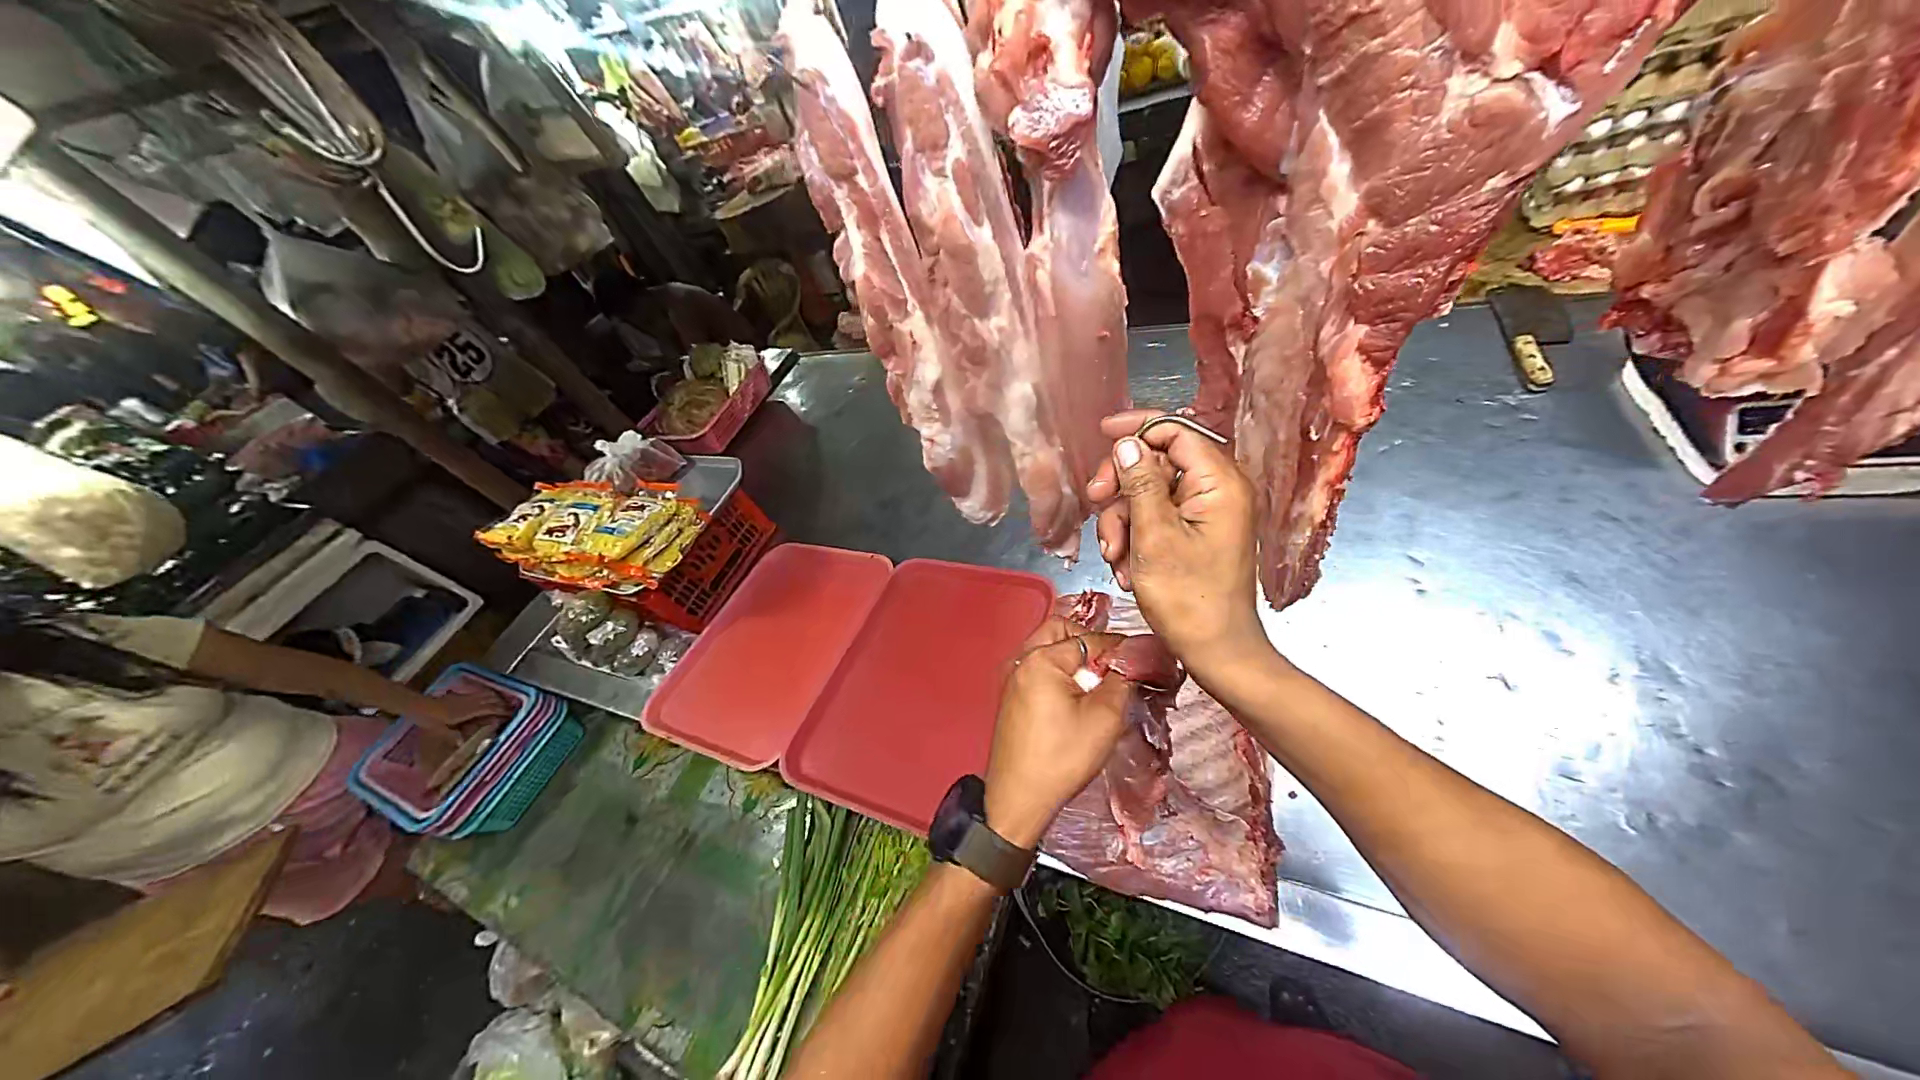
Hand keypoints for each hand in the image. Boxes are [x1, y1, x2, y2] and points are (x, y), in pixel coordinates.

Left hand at [409, 686, 511, 743]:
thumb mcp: (439, 731)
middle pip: (490, 700)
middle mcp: (468, 703)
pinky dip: (487, 694)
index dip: (500, 711)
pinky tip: (488, 696)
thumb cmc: (428, 720)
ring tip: (504, 701)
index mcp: (465, 712)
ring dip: (496, 698)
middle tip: (512, 708)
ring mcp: (465, 698)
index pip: (488, 709)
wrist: (419, 706)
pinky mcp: (461, 696)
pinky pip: (479, 693)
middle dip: (502, 703)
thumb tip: (464, 744)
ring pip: (486, 695)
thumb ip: (453, 736)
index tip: (510, 713)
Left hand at [984, 618, 1134, 848]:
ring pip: (1047, 647)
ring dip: (1073, 655)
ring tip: (1096, 682)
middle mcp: (1021, 661)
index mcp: (1041, 660)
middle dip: (1090, 642)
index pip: (1090, 639)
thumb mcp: (1105, 718)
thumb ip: (1122, 680)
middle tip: (1112, 667)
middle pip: (1061, 631)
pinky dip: (1058, 671)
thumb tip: (1133, 659)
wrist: (1019, 798)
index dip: (1120, 648)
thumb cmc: (1062, 758)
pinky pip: (1038, 667)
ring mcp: (1012, 678)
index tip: (1142, 660)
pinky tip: (1076, 696)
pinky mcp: (1011, 696)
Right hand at [1084, 410, 1270, 681]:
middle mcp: (1217, 491)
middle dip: (1122, 486)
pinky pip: (1155, 519)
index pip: (1177, 431)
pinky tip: (1128, 566)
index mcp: (1219, 483)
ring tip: (1117, 557)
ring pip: (1149, 494)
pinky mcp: (1194, 535)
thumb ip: (1141, 483)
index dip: (1138, 428)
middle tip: (1097, 503)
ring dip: (1123, 521)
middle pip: (1157, 463)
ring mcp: (1206, 515)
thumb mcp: (1154, 536)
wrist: (1215, 650)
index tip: (1103, 433)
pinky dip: (1134, 537)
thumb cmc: (1190, 599)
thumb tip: (1128, 444)